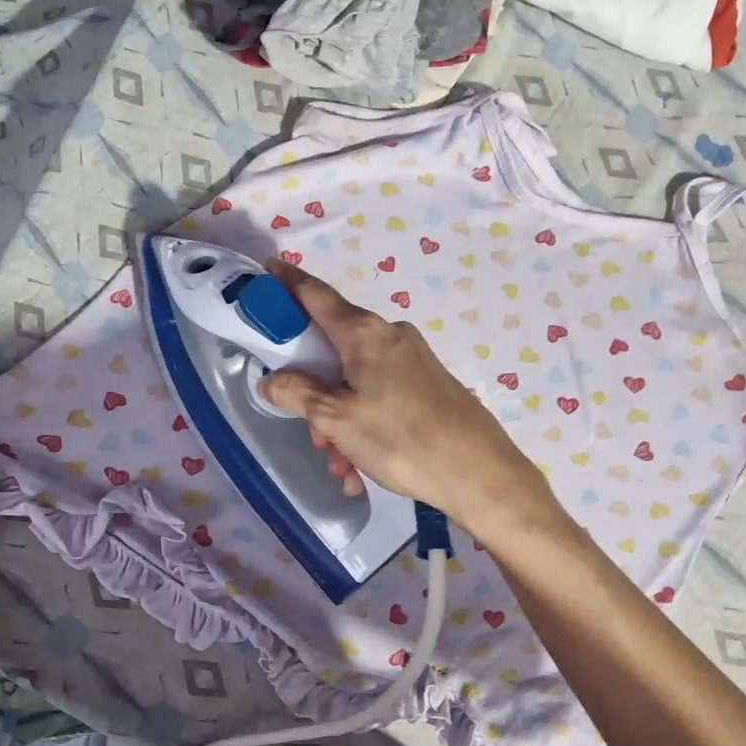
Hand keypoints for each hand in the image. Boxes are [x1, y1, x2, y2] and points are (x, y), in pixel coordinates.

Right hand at [259, 261, 572, 537]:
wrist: (480, 476)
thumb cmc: (401, 440)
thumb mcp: (336, 419)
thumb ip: (297, 393)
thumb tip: (273, 380)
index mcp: (364, 332)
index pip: (315, 294)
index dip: (286, 282)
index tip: (264, 269)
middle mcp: (389, 336)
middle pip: (331, 346)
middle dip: (310, 387)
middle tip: (303, 425)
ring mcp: (411, 360)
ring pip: (353, 380)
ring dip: (336, 419)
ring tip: (340, 465)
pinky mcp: (426, 385)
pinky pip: (378, 397)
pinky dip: (361, 426)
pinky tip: (360, 470)